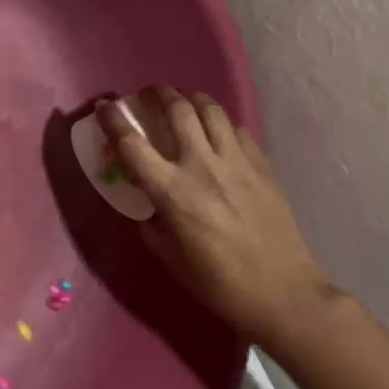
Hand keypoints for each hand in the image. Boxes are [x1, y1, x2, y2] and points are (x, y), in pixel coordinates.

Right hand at [101, 88, 334, 348]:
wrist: (283, 294)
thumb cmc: (220, 284)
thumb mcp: (171, 258)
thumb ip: (152, 225)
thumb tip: (149, 206)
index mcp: (172, 192)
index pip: (132, 143)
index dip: (113, 119)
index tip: (104, 106)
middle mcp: (201, 167)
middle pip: (176, 110)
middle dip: (158, 94)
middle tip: (149, 94)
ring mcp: (236, 162)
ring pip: (210, 110)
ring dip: (191, 98)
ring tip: (184, 99)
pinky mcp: (262, 166)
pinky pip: (237, 130)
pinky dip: (222, 123)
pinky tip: (219, 131)